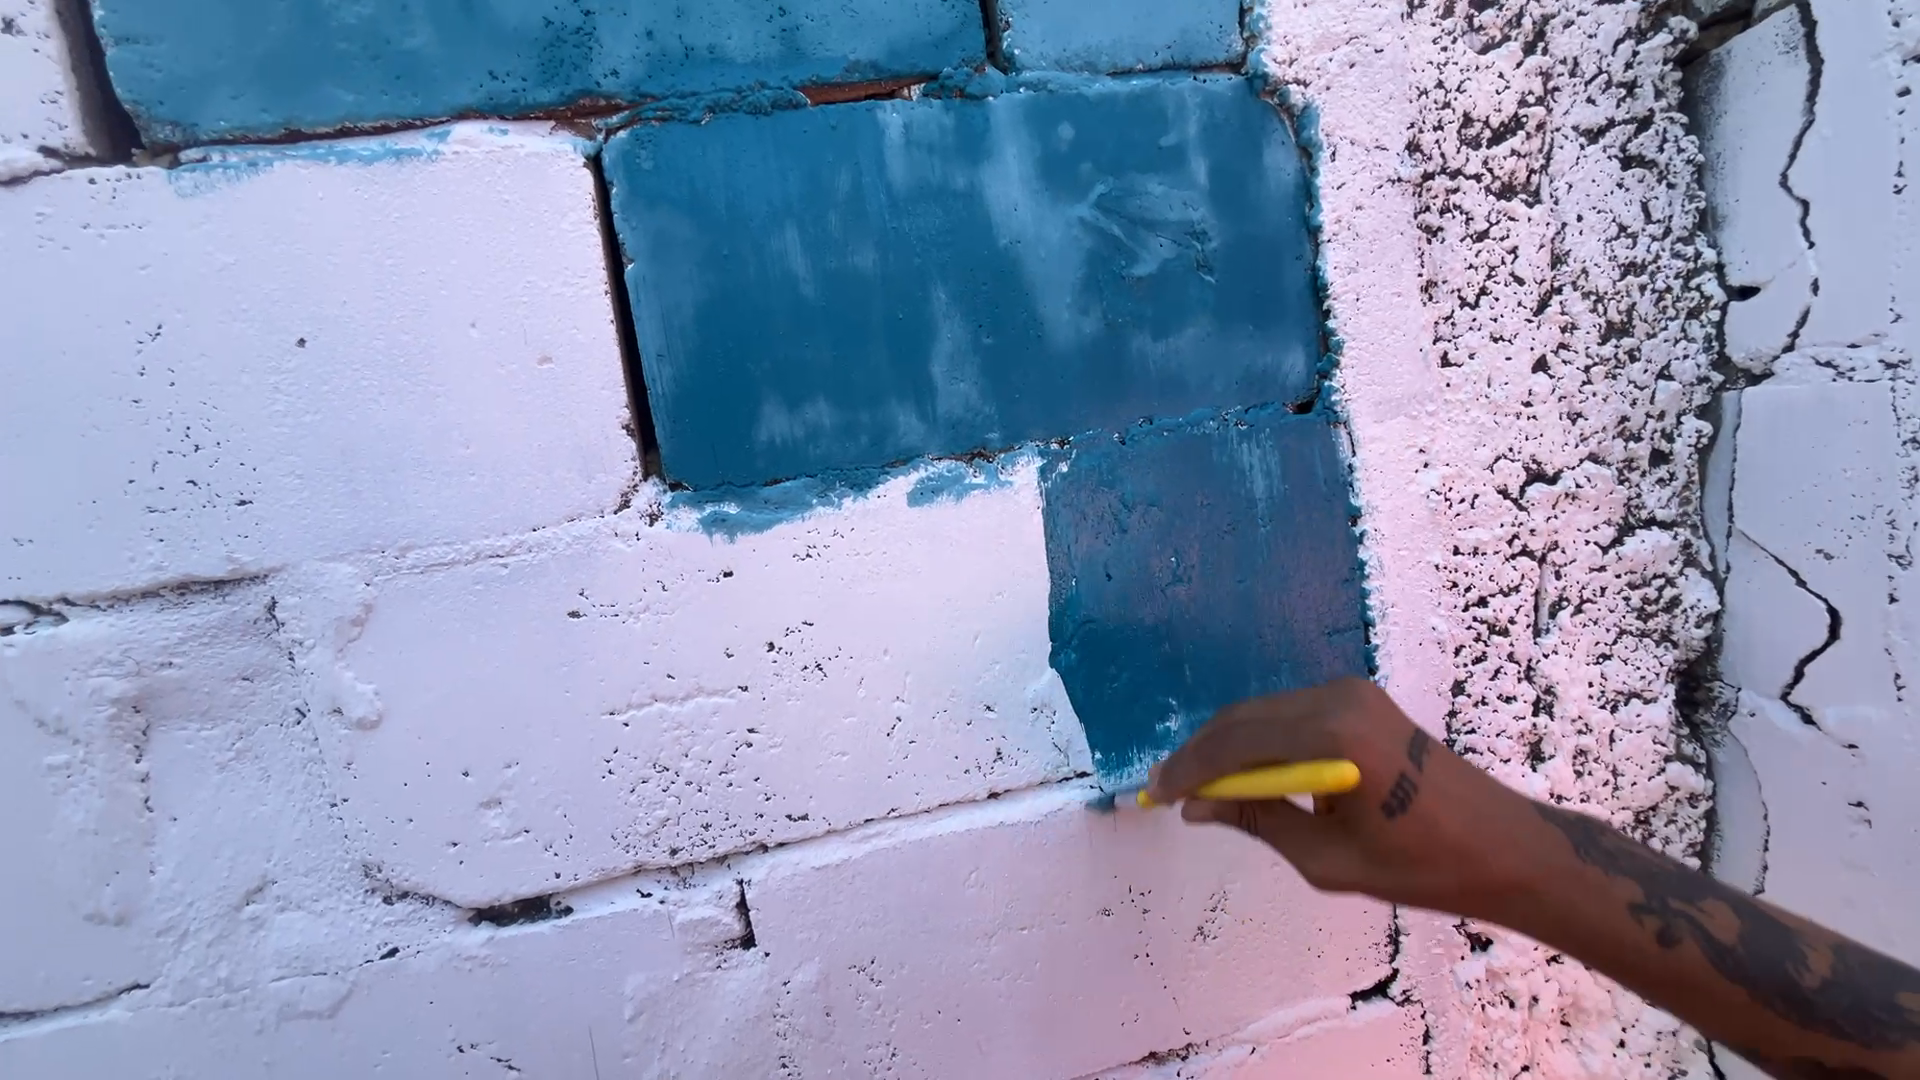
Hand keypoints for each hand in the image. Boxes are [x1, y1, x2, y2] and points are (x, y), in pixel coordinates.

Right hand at [1146, 677, 1544, 919]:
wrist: (1509, 848)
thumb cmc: (1424, 867)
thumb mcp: (1328, 859)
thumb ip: (1255, 820)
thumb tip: (1195, 806)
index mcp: (1333, 736)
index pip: (1236, 743)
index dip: (1190, 768)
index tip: (1158, 792)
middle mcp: (1335, 697)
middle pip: (1242, 718)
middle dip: (1201, 753)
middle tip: (1171, 788)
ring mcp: (1349, 691)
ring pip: (1261, 712)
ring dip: (1227, 745)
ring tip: (1202, 783)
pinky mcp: (1357, 696)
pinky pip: (1287, 713)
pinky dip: (1259, 739)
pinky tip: (1248, 770)